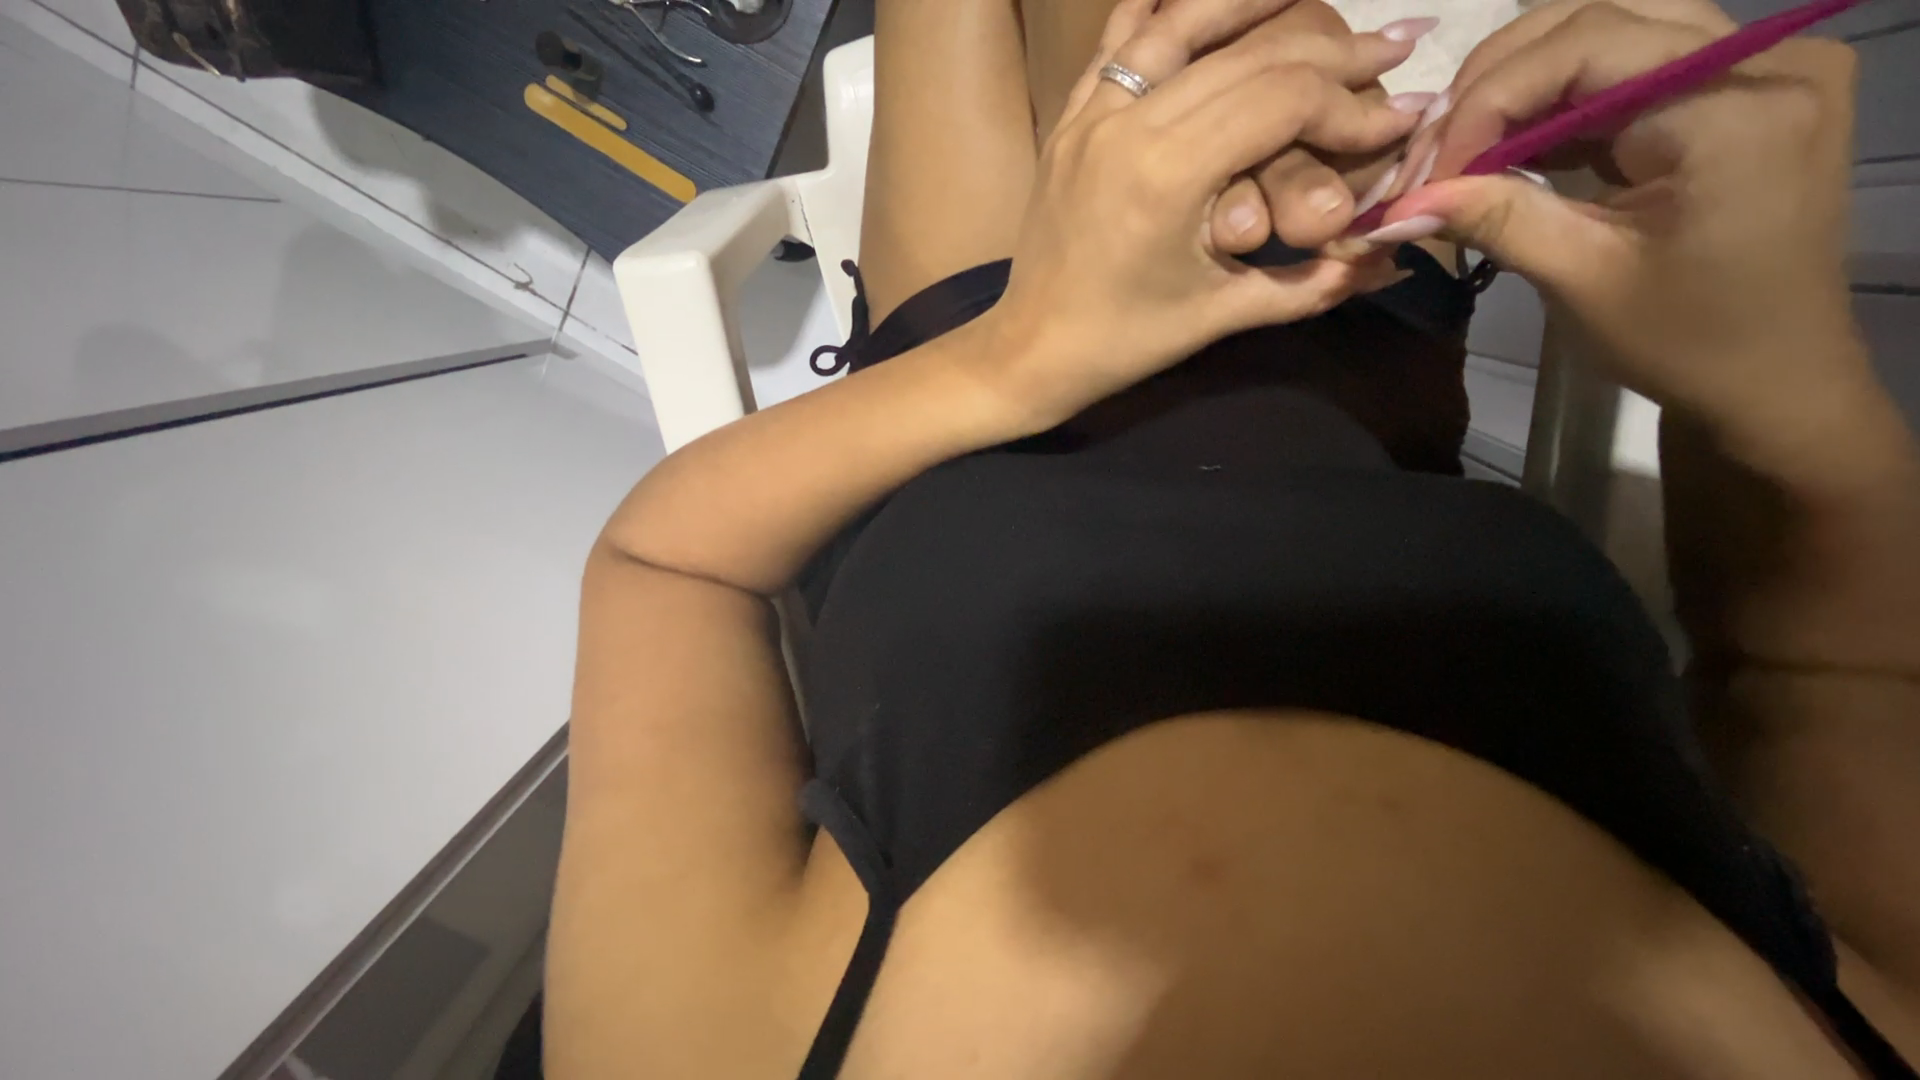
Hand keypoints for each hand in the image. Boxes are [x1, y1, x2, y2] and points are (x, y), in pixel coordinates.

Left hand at [980, 0, 1424, 427]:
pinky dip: (1167, 10)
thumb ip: (1310, 284)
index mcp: (1167, 176)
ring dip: (1258, 2)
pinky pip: (1119, 41)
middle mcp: (1127, 125)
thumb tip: (1392, 259)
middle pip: (1249, 53)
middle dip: (1332, 52)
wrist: (1029, 351)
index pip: (1283, 101)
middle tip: (1393, 51)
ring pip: (1183, 22)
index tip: (1403, 116)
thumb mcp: (1219, 316)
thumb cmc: (1122, 344)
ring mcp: (1089, 114)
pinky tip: (1208, 3)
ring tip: (1319, 0)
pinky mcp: (1068, 120)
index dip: (1353, 105)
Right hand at [1367, 0, 1877, 455]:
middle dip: (1494, 82)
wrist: (1771, 372)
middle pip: (1597, 15)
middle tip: (1433, 156)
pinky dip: (1557, 96)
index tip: (1425, 174)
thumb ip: (1495, 219)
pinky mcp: (1740, 86)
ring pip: (1611, 25)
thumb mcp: (1579, 279)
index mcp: (1734, 110)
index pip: (1584, 47)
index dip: (1485, 101)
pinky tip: (1512, 143)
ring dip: (1521, 81)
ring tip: (1463, 147)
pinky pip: (1631, 61)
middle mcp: (1764, 59)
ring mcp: (1759, 65)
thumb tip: (1395, 205)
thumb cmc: (1682, 340)